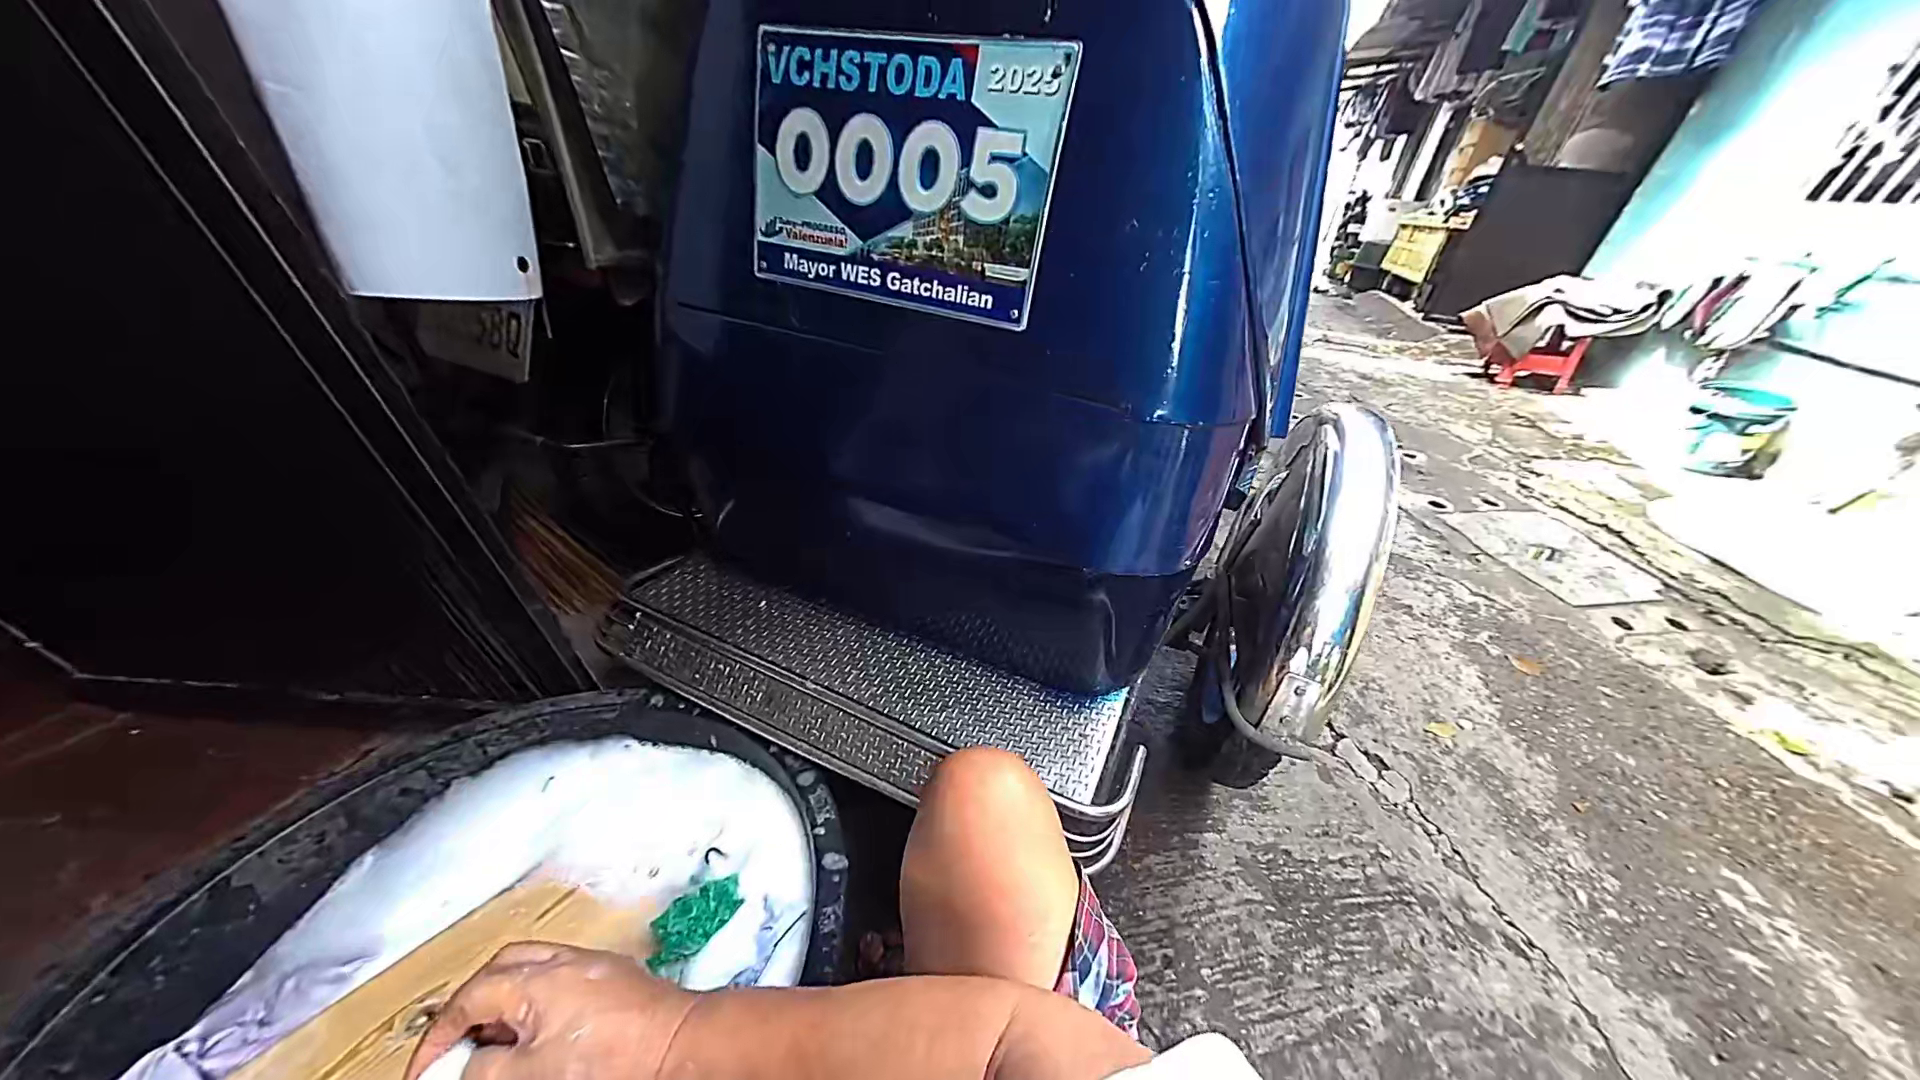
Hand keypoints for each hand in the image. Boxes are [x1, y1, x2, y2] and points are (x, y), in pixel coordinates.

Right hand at [403, 942, 696, 1079]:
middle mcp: (568, 960)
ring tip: (494, 1043)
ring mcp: (595, 963)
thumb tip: (465, 1062)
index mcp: (541, 978)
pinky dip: (538, 998)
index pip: (473, 993)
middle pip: (506, 964)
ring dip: (507, 997)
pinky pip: (564, 975)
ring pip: (536, 966)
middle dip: (473, 1001)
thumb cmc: (607, 1059)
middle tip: (456, 1045)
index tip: (426, 1071)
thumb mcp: (527, 1075)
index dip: (440, 1034)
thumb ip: (484, 1069)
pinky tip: (536, 1033)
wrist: (673, 1044)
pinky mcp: (615, 976)